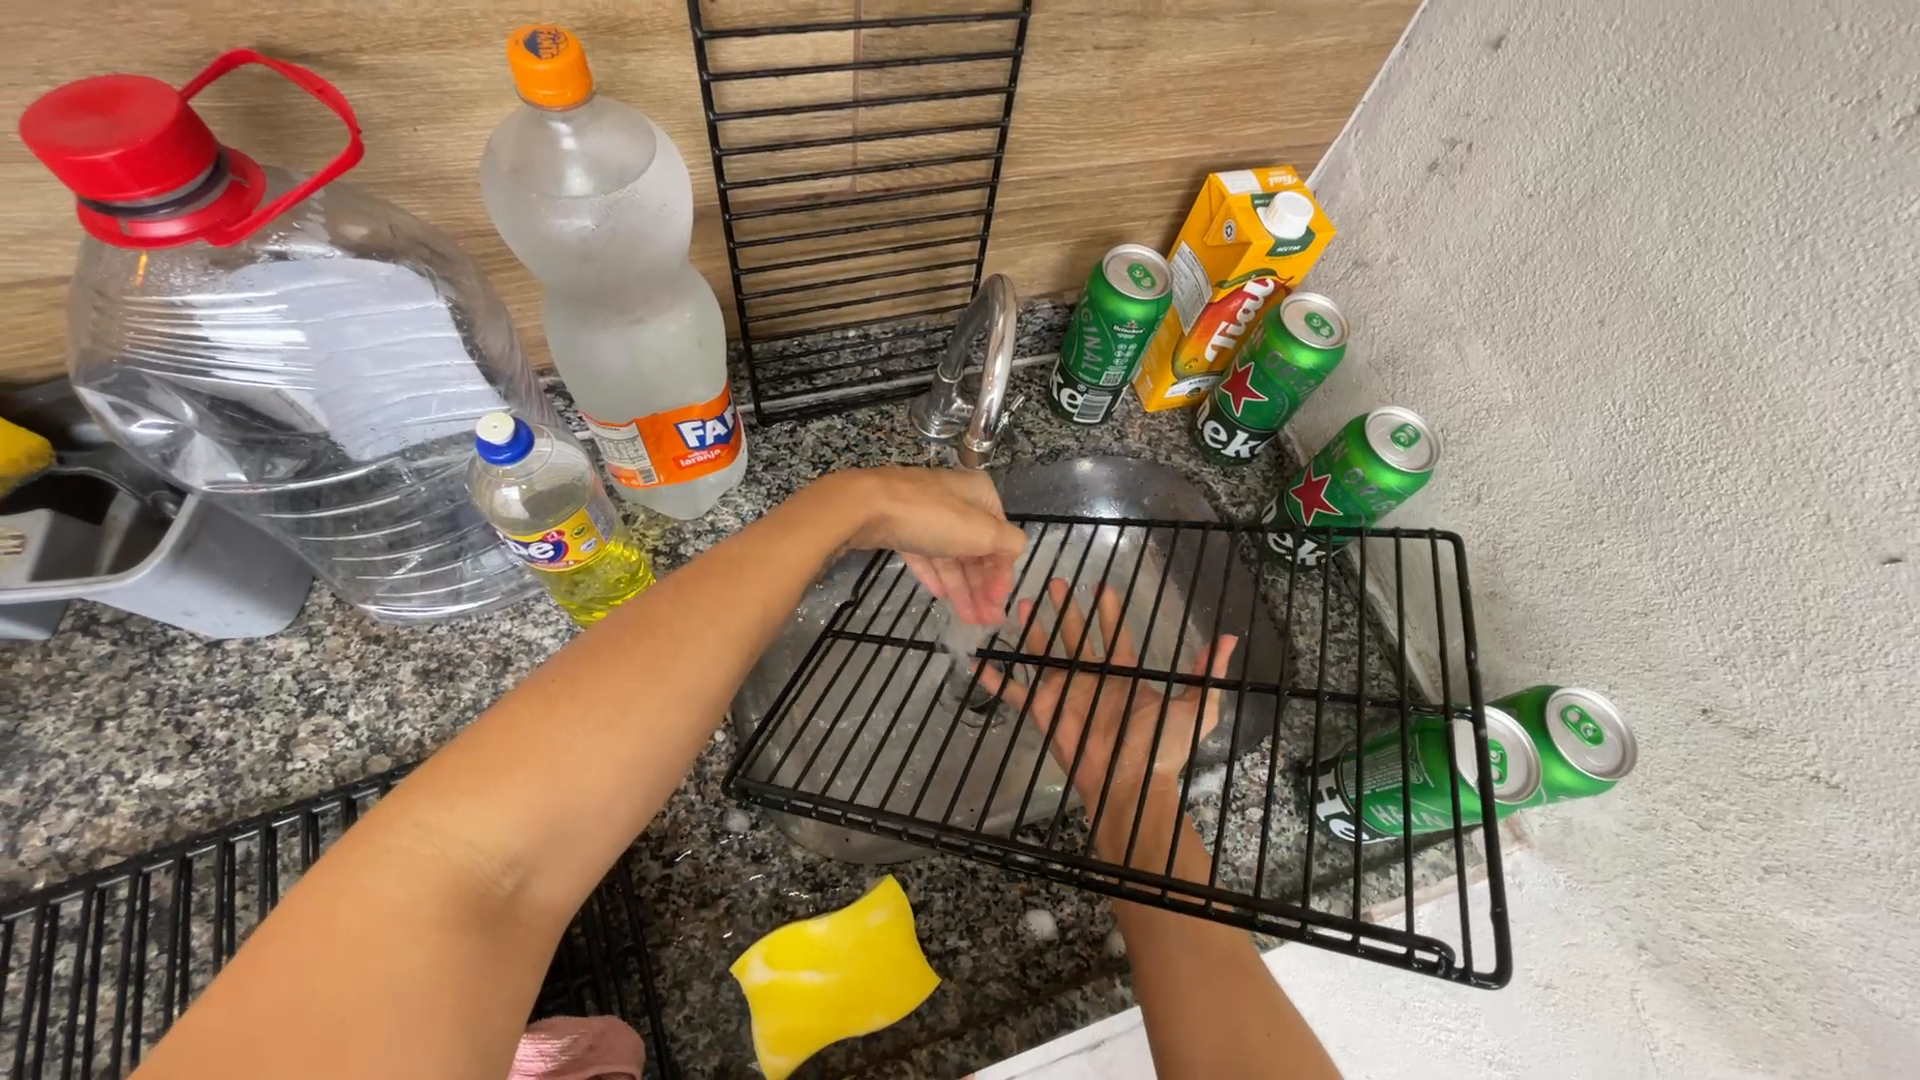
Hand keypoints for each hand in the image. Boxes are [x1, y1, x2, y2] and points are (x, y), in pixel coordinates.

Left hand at [825, 467, 1027, 624]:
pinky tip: (939, 596)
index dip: (1003, 574)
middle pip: (976, 550)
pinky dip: (934, 575)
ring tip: (967, 619)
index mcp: (980, 495)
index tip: (999, 604)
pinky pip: (923, 555)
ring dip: (962, 588)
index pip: (1001, 538)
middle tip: (986, 621)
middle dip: (982, 587)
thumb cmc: (932, 517)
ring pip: (950, 556)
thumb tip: (1015, 551)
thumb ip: (1009, 543)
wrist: (866, 506)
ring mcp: (925, 513)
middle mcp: (956, 501)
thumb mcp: (982, 530)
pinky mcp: (900, 526)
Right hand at [973, 579, 1237, 863]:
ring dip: (1032, 630)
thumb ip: (1206, 674)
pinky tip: (982, 663)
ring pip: (1043, 653)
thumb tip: (1228, 638)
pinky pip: (1015, 693)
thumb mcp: (1195, 709)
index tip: (1102, 585)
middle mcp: (1090, 677)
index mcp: (1122, 673)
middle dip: (1065, 607)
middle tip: (1055, 581)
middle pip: (1074, 634)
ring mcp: (1064, 692)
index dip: (1109, 610)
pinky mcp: (1044, 711)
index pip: (1113, 633)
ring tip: (1021, 603)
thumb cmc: (1162, 747)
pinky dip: (997, 680)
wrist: (1131, 783)